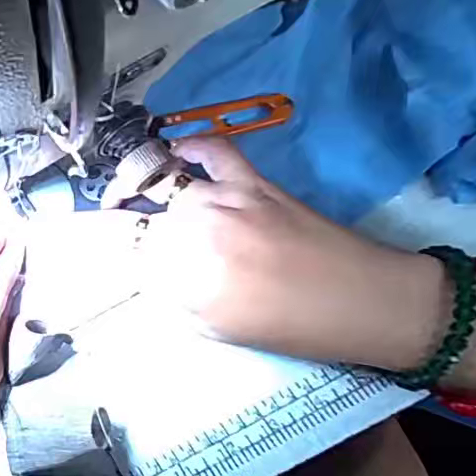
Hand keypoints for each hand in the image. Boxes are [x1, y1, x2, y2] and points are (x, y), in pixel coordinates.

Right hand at [128, 138, 448, 369]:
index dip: (117, 253)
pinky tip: (176, 154)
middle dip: (127, 225)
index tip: (115, 256)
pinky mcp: (254, 180)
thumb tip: (152, 274)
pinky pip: (213, 148)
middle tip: (125, 233)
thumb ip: (174, 299)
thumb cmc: (290, 328)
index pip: (129, 253)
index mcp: (187, 275)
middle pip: (142, 214)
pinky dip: (190, 145)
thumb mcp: (217, 330)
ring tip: (131, 194)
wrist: (360, 299)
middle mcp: (197, 229)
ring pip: (165, 181)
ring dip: (143, 187)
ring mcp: (226, 197)